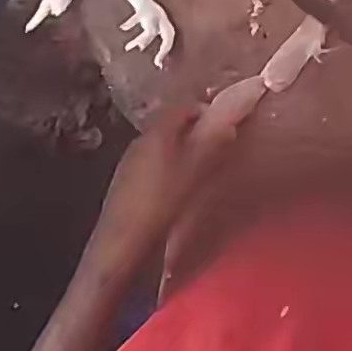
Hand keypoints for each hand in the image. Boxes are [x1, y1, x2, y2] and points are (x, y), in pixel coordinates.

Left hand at [89, 106, 233, 270]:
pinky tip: (180, 186)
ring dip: (184, 149)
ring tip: (204, 165)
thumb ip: (213, 141)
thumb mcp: (195, 169)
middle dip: (196, 130)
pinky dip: (171, 166)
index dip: (206, 109)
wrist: (122, 244)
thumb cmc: (162, 200)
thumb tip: (229, 117)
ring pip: (163, 145)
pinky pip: (154, 163)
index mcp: (156, 132)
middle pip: (172, 125)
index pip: (183, 106)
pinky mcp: (126, 184)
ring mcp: (130, 162)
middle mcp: (140, 141)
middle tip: (219, 144)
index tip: (226, 122)